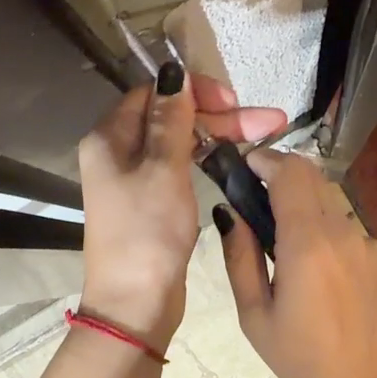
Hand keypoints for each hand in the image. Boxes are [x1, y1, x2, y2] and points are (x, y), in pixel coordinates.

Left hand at [77, 64, 285, 350]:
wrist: (136, 304)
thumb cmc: (147, 235)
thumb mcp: (163, 171)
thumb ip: (171, 121)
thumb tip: (173, 72)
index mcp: (109, 139)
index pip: (152, 94)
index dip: (193, 91)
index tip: (233, 100)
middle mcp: (117, 156)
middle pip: (170, 120)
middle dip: (218, 117)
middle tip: (266, 122)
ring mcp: (135, 184)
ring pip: (180, 146)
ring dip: (218, 138)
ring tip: (263, 136)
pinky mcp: (153, 208)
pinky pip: (181, 172)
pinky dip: (207, 163)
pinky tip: (235, 162)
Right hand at [219, 150, 376, 377]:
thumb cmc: (300, 360)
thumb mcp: (255, 316)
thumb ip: (240, 257)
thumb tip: (229, 212)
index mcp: (307, 245)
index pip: (291, 173)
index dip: (267, 161)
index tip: (249, 167)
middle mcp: (345, 234)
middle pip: (315, 181)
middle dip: (286, 183)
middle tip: (264, 208)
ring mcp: (373, 246)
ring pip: (335, 209)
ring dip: (312, 217)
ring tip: (299, 260)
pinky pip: (355, 236)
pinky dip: (336, 244)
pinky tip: (330, 283)